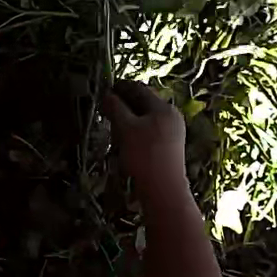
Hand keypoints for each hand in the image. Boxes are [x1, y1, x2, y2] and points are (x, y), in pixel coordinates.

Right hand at [103, 80, 187, 194]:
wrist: (163, 190)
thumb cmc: (144, 155)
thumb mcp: (125, 128)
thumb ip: (115, 108)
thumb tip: (106, 94)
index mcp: (163, 108)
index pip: (139, 89)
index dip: (120, 86)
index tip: (103, 88)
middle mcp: (171, 116)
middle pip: (144, 103)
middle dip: (124, 103)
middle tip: (105, 106)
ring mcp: (172, 132)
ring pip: (145, 118)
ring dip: (128, 118)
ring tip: (111, 123)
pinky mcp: (169, 147)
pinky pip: (149, 131)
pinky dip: (135, 130)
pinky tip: (123, 139)